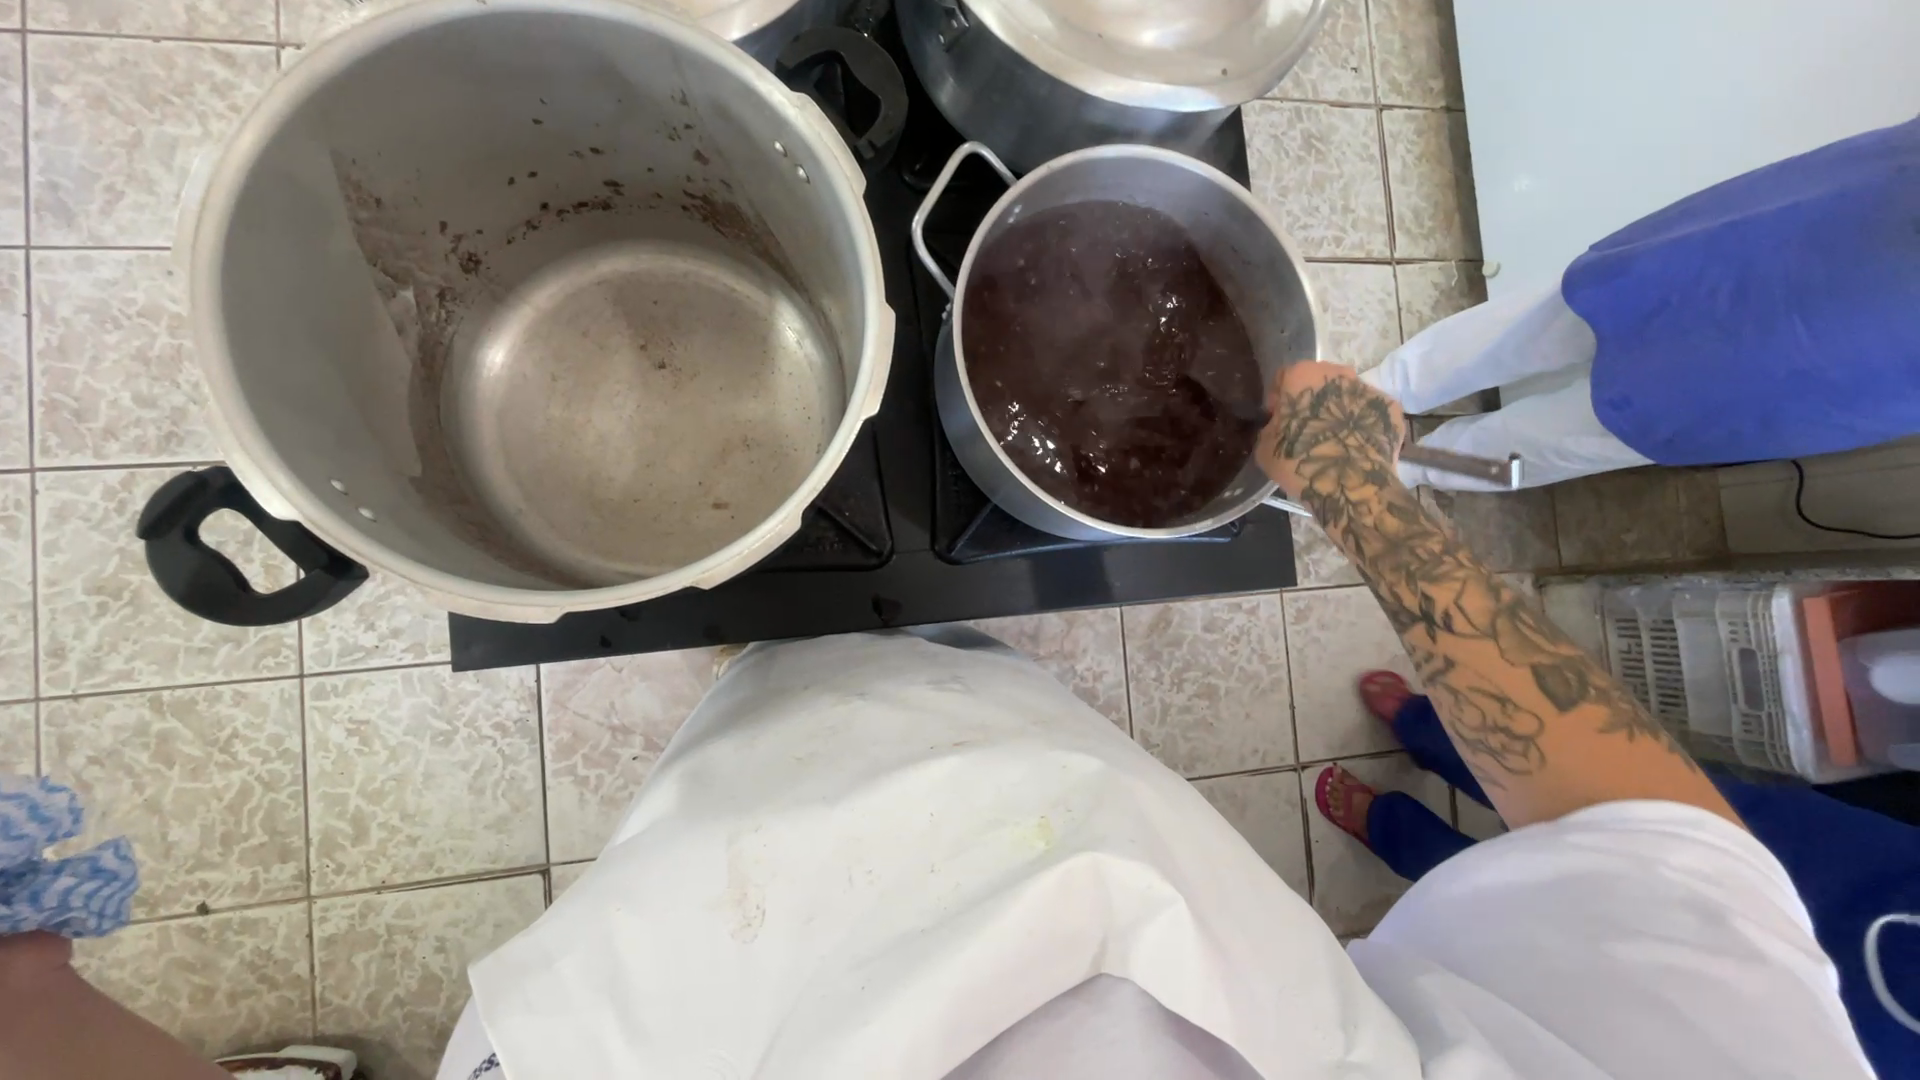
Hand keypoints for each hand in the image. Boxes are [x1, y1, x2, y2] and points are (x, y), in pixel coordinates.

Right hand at [1255, 361, 1405, 506]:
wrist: (1350, 485)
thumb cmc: (1298, 461)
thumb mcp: (1264, 447)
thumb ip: (1270, 427)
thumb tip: (1278, 426)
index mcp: (1302, 375)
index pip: (1283, 377)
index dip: (1278, 399)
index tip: (1277, 420)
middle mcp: (1338, 373)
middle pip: (1319, 381)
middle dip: (1312, 401)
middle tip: (1306, 429)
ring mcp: (1369, 389)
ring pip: (1347, 395)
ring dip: (1339, 411)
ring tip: (1334, 440)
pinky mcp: (1391, 410)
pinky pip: (1370, 413)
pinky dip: (1362, 425)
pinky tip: (1356, 447)